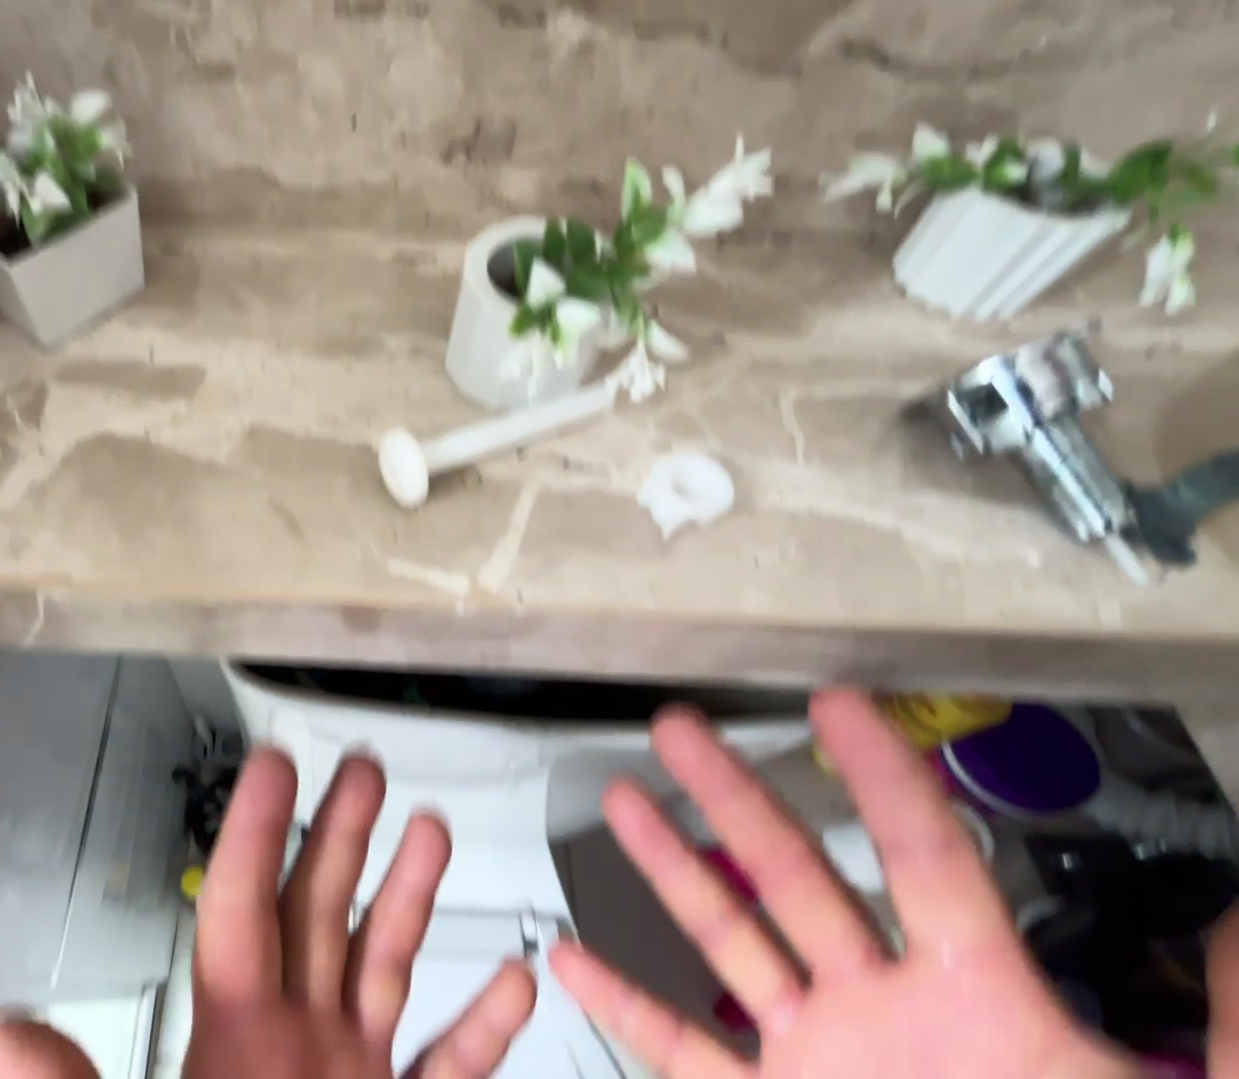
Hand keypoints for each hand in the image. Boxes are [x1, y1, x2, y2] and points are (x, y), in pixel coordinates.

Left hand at [0, 749, 536, 1077]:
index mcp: (232, 1036)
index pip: (243, 907)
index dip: (257, 832)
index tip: (275, 766)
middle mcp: (291, 1041)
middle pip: (319, 911)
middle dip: (341, 833)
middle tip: (360, 769)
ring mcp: (347, 1076)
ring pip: (385, 964)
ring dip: (410, 897)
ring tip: (429, 829)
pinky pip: (449, 1065)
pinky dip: (482, 1026)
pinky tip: (512, 982)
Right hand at [548, 687, 1138, 1078]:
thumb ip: (1237, 1027)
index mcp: (982, 1007)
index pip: (924, 865)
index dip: (883, 779)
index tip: (838, 704)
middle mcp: (882, 1010)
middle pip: (791, 875)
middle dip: (733, 792)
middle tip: (681, 726)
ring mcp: (814, 1055)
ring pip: (724, 940)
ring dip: (667, 868)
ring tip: (623, 799)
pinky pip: (679, 1054)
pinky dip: (624, 1008)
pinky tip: (575, 962)